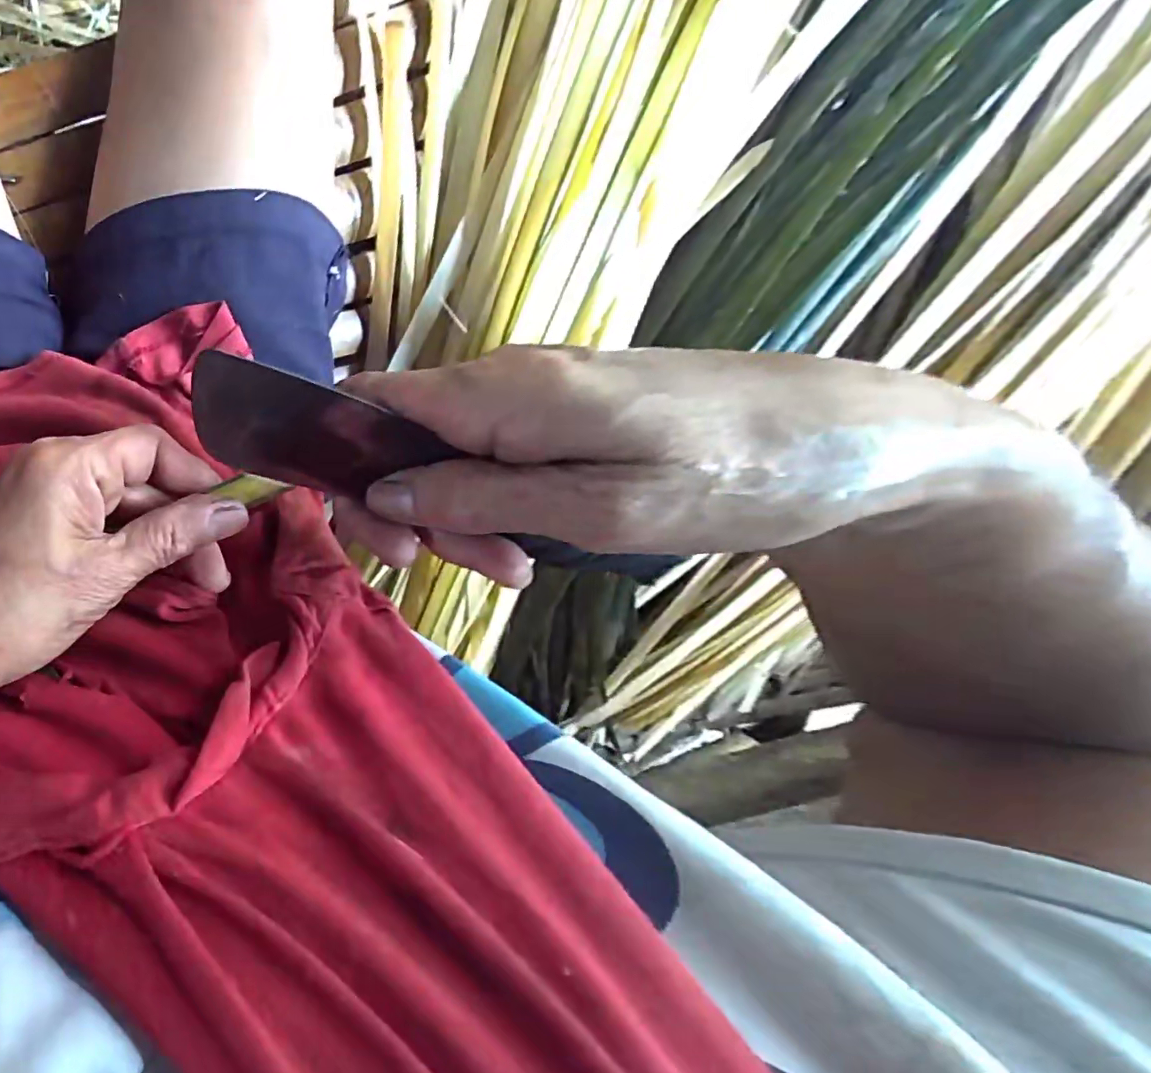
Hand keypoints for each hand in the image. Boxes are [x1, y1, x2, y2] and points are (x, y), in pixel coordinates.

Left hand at [0, 425, 249, 708]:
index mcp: (68, 462)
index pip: (152, 448)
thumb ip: (174, 535)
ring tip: (199, 584)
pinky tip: (162, 573)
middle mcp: (56, 461)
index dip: (198, 480)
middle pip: (143, 479)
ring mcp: (47, 490)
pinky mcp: (43, 518)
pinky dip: (133, 544)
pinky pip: (102, 520)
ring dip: (163, 539)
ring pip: (126, 504)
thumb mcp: (107, 573)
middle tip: (217, 576)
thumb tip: (237, 511)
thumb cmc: (23, 612)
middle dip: (185, 523)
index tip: (234, 518)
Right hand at [332, 345, 1074, 583]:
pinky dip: (491, 508)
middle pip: (399, 442)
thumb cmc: (728, 476)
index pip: (368, 405)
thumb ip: (476, 496)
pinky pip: (488, 458)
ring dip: (459, 519)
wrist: (852, 443)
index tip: (378, 532)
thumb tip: (380, 493)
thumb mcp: (592, 508)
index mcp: (497, 391)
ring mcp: (527, 395)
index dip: (341, 463)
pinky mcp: (554, 413)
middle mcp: (499, 380)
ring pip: (443, 457)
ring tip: (515, 570)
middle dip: (411, 511)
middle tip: (463, 568)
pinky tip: (532, 546)